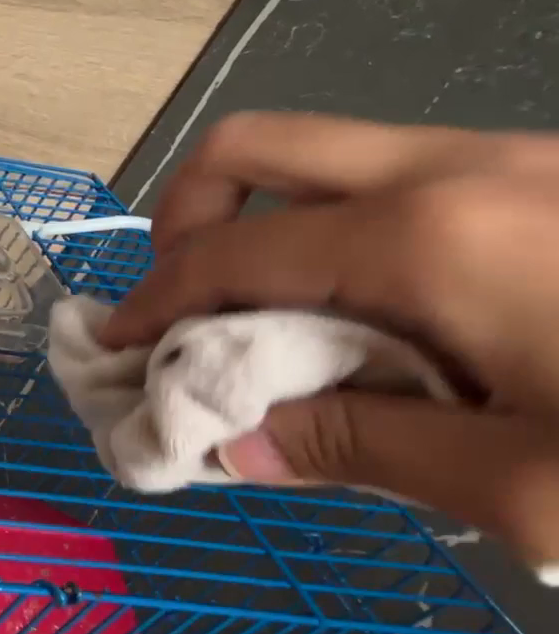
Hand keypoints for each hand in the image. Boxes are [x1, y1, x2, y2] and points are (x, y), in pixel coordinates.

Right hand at [103, 112, 558, 579]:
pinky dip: (334, 231)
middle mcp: (456, 169)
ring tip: (274, 311)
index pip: (228, 253)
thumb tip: (242, 445)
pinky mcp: (556, 181)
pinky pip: (394, 180)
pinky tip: (376, 308)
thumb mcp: (538, 487)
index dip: (153, 300)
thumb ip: (362, 449)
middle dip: (183, 215)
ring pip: (325, 157)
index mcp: (428, 234)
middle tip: (182, 292)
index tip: (118, 343)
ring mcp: (515, 164)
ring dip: (263, 224)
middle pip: (252, 146)